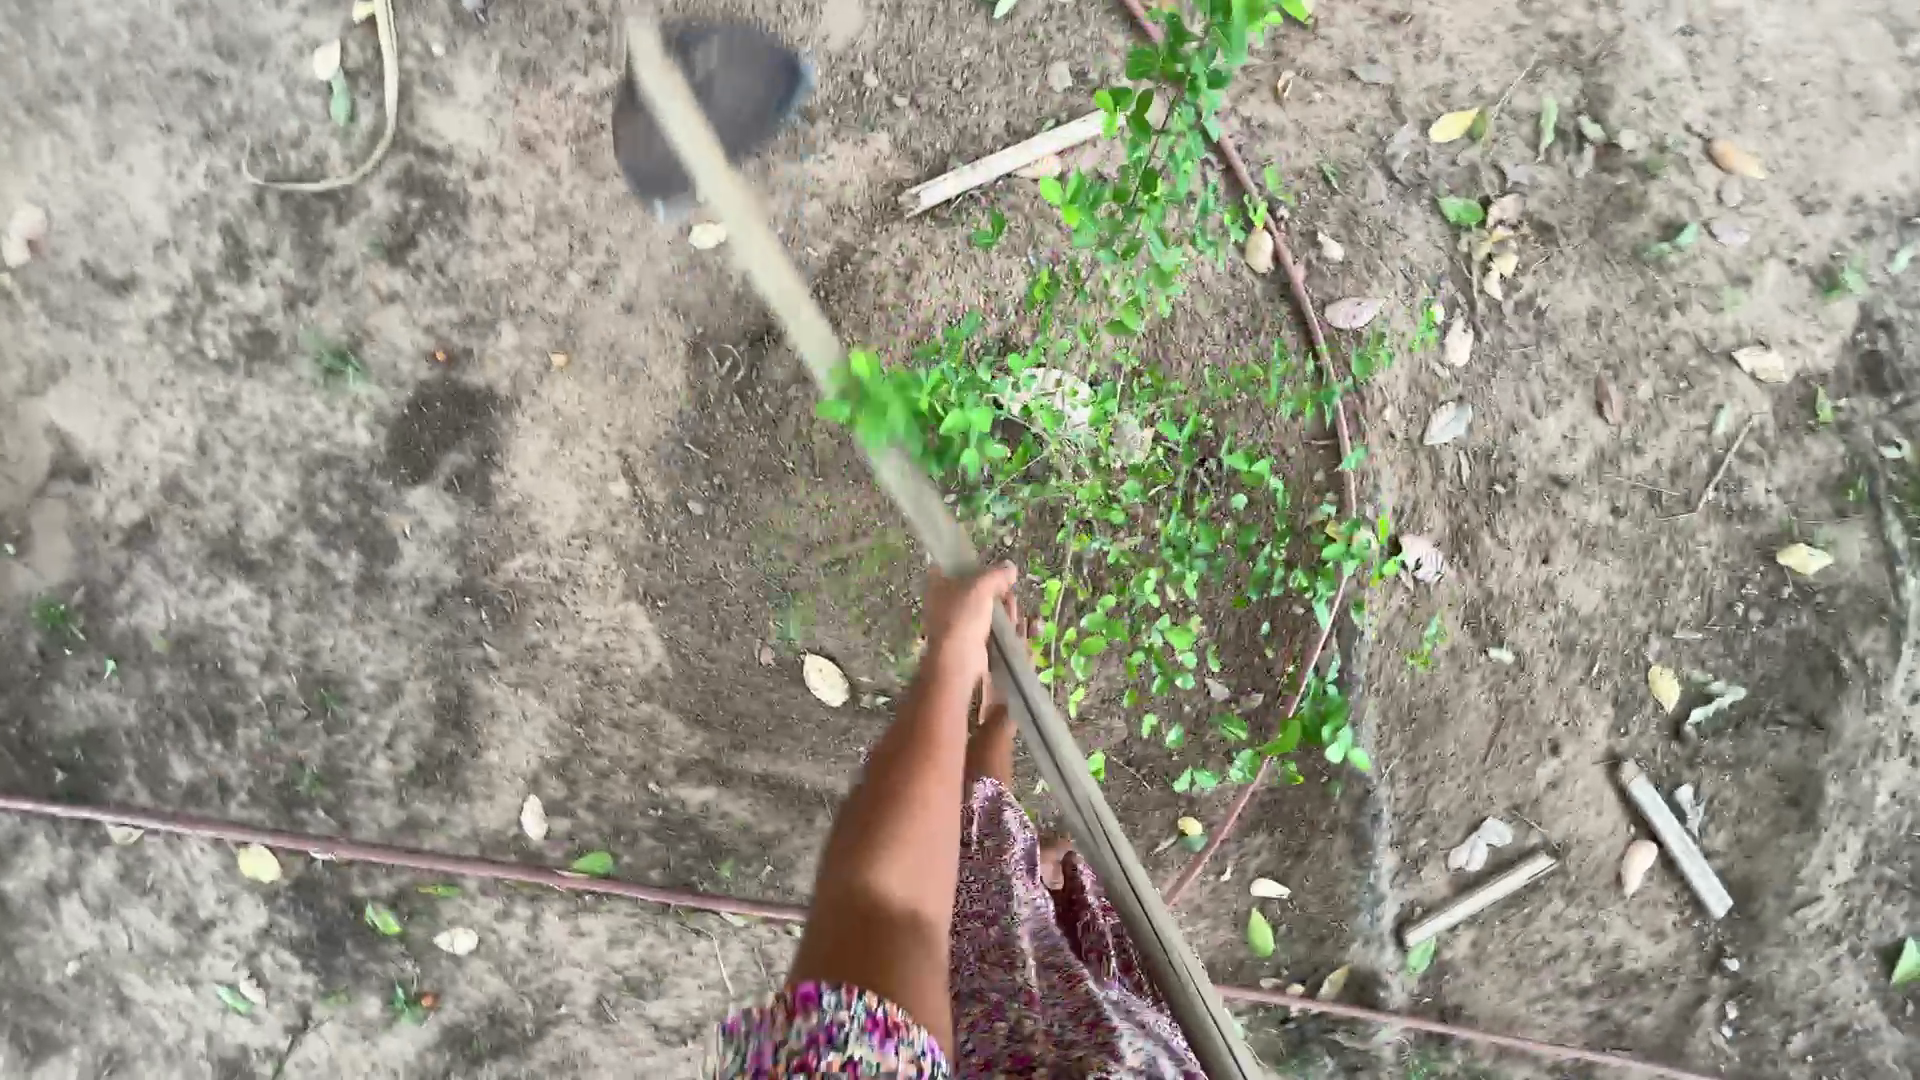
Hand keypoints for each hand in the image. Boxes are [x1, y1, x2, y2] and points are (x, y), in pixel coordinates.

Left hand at [922, 562, 1016, 679]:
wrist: (958, 660)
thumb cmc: (963, 617)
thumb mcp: (981, 587)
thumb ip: (997, 574)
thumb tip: (1010, 568)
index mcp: (938, 584)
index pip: (954, 567)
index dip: (975, 566)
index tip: (994, 572)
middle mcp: (944, 602)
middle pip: (977, 590)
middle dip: (998, 593)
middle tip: (1008, 596)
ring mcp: (957, 623)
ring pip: (986, 610)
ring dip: (1003, 612)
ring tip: (1013, 616)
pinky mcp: (970, 641)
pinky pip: (990, 628)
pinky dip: (1002, 628)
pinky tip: (1013, 628)